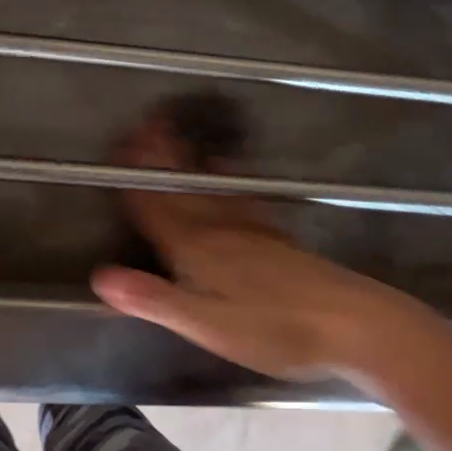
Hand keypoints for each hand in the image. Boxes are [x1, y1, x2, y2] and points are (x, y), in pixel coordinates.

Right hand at [93, 117, 420, 380]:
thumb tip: (100, 277)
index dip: (135, 181)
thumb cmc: (273, 329)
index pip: (155, 208)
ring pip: (208, 186)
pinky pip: (239, 195)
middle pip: (180, 188)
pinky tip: (226, 170)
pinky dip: (224, 176)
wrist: (351, 323)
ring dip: (187, 158)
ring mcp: (251, 229)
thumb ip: (153, 298)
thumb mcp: (206, 324)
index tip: (119, 146)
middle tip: (144, 121)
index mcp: (195, 249)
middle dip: (159, 156)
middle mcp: (219, 229)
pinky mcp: (276, 237)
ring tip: (175, 132)